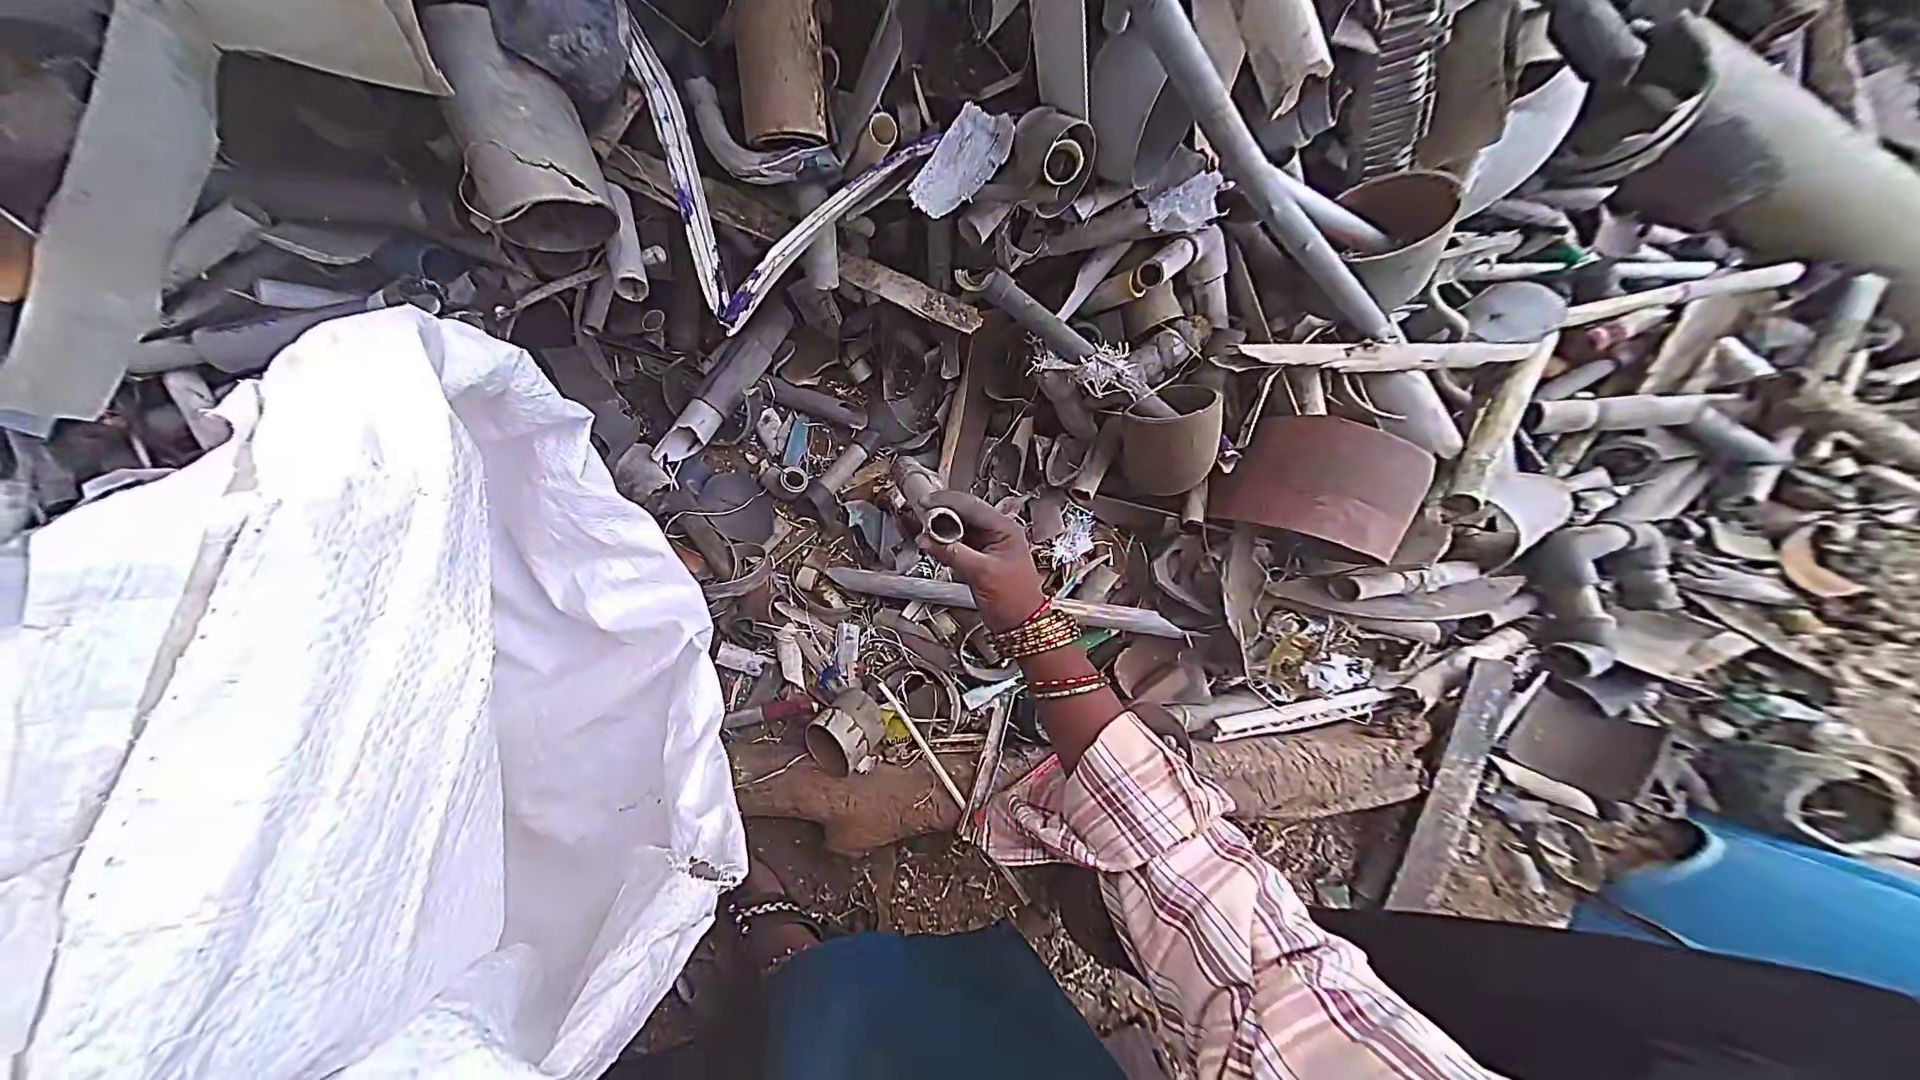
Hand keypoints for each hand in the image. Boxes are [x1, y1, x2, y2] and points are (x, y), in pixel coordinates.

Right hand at [917, 491, 1047, 630]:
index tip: (925, 503)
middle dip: (942, 515)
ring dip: (942, 530)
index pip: (972, 505)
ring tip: (926, 534)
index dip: (946, 502)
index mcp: (1005, 529)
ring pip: (960, 527)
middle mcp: (998, 532)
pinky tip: (935, 546)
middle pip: (964, 513)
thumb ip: (954, 554)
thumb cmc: (1014, 600)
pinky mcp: (980, 557)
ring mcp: (988, 544)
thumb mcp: (982, 573)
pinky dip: (946, 543)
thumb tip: (929, 540)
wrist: (1021, 624)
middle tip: (922, 518)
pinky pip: (959, 542)